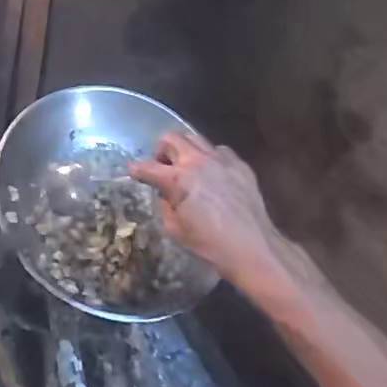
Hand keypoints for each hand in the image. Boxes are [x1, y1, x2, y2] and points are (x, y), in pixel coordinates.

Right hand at [131, 132, 289, 289]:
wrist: (253, 248)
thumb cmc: (210, 244)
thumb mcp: (176, 230)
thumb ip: (166, 205)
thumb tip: (166, 194)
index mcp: (178, 179)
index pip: (148, 167)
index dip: (137, 169)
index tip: (133, 170)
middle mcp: (197, 161)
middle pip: (171, 138)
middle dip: (162, 150)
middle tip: (163, 166)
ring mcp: (221, 159)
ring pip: (196, 139)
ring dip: (186, 150)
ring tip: (189, 168)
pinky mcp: (239, 164)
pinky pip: (219, 151)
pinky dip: (211, 158)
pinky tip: (214, 174)